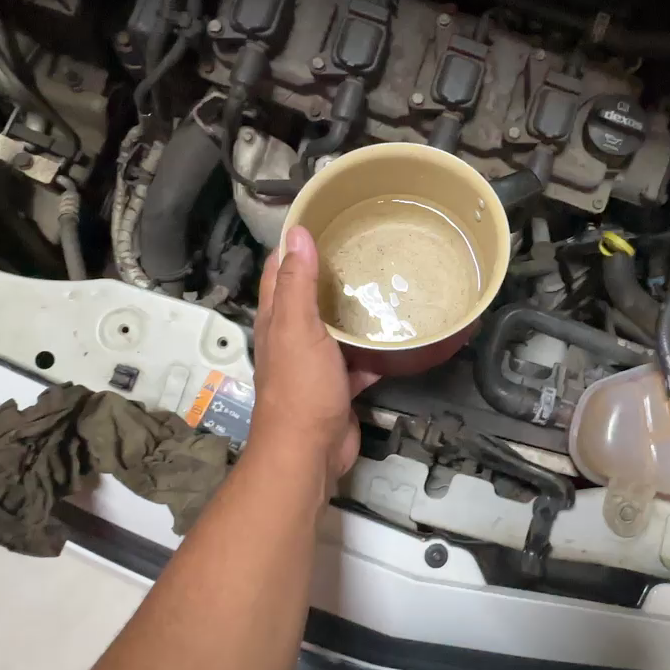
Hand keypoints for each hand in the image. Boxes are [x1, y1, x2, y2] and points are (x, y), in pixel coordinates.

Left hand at [251, 226, 379, 480]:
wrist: (309, 452)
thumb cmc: (300, 389)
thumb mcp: (297, 328)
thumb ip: (297, 283)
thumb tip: (296, 233)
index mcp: (276, 319)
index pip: (280, 268)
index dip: (295, 242)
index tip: (325, 218)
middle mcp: (291, 336)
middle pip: (309, 295)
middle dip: (330, 271)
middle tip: (364, 247)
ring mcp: (314, 362)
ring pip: (334, 327)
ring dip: (352, 309)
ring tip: (383, 284)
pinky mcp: (337, 384)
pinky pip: (356, 359)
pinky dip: (371, 349)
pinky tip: (394, 337)